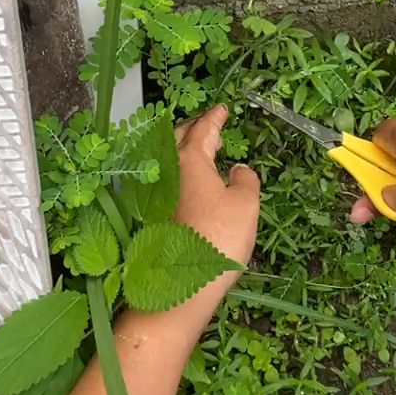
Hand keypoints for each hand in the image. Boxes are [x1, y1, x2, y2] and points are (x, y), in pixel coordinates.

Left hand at [172, 104, 259, 298]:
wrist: (179, 286)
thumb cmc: (217, 239)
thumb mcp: (246, 205)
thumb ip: (246, 179)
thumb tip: (238, 170)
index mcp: (189, 159)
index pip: (203, 129)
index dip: (215, 117)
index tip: (222, 108)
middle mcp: (166, 170)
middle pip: (178, 138)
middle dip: (195, 129)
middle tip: (211, 127)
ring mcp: (153, 193)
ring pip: (168, 159)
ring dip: (184, 150)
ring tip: (205, 152)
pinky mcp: (149, 214)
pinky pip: (165, 179)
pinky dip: (178, 172)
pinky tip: (191, 184)